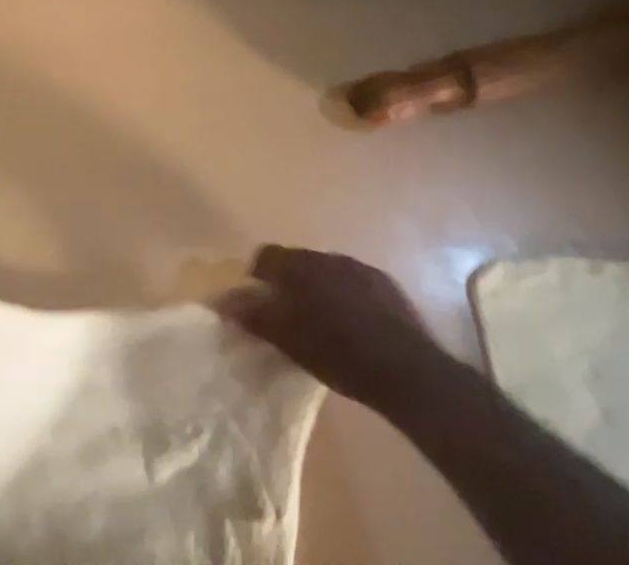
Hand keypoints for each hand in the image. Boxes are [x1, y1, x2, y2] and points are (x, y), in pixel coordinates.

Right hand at [218, 245, 442, 408]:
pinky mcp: (388, 287)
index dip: (256, 277)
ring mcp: (363, 270)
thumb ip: (252, 314)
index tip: (256, 303)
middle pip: (298, 262)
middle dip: (289, 283)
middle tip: (285, 316)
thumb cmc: (335, 353)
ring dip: (319, 290)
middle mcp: (331, 257)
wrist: (406, 371)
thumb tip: (222, 300)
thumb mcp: (285, 338)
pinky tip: (351, 327)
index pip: (266, 256)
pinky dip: (346, 298)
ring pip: (328, 273)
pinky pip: (355, 284)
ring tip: (319, 323)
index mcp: (302, 265)